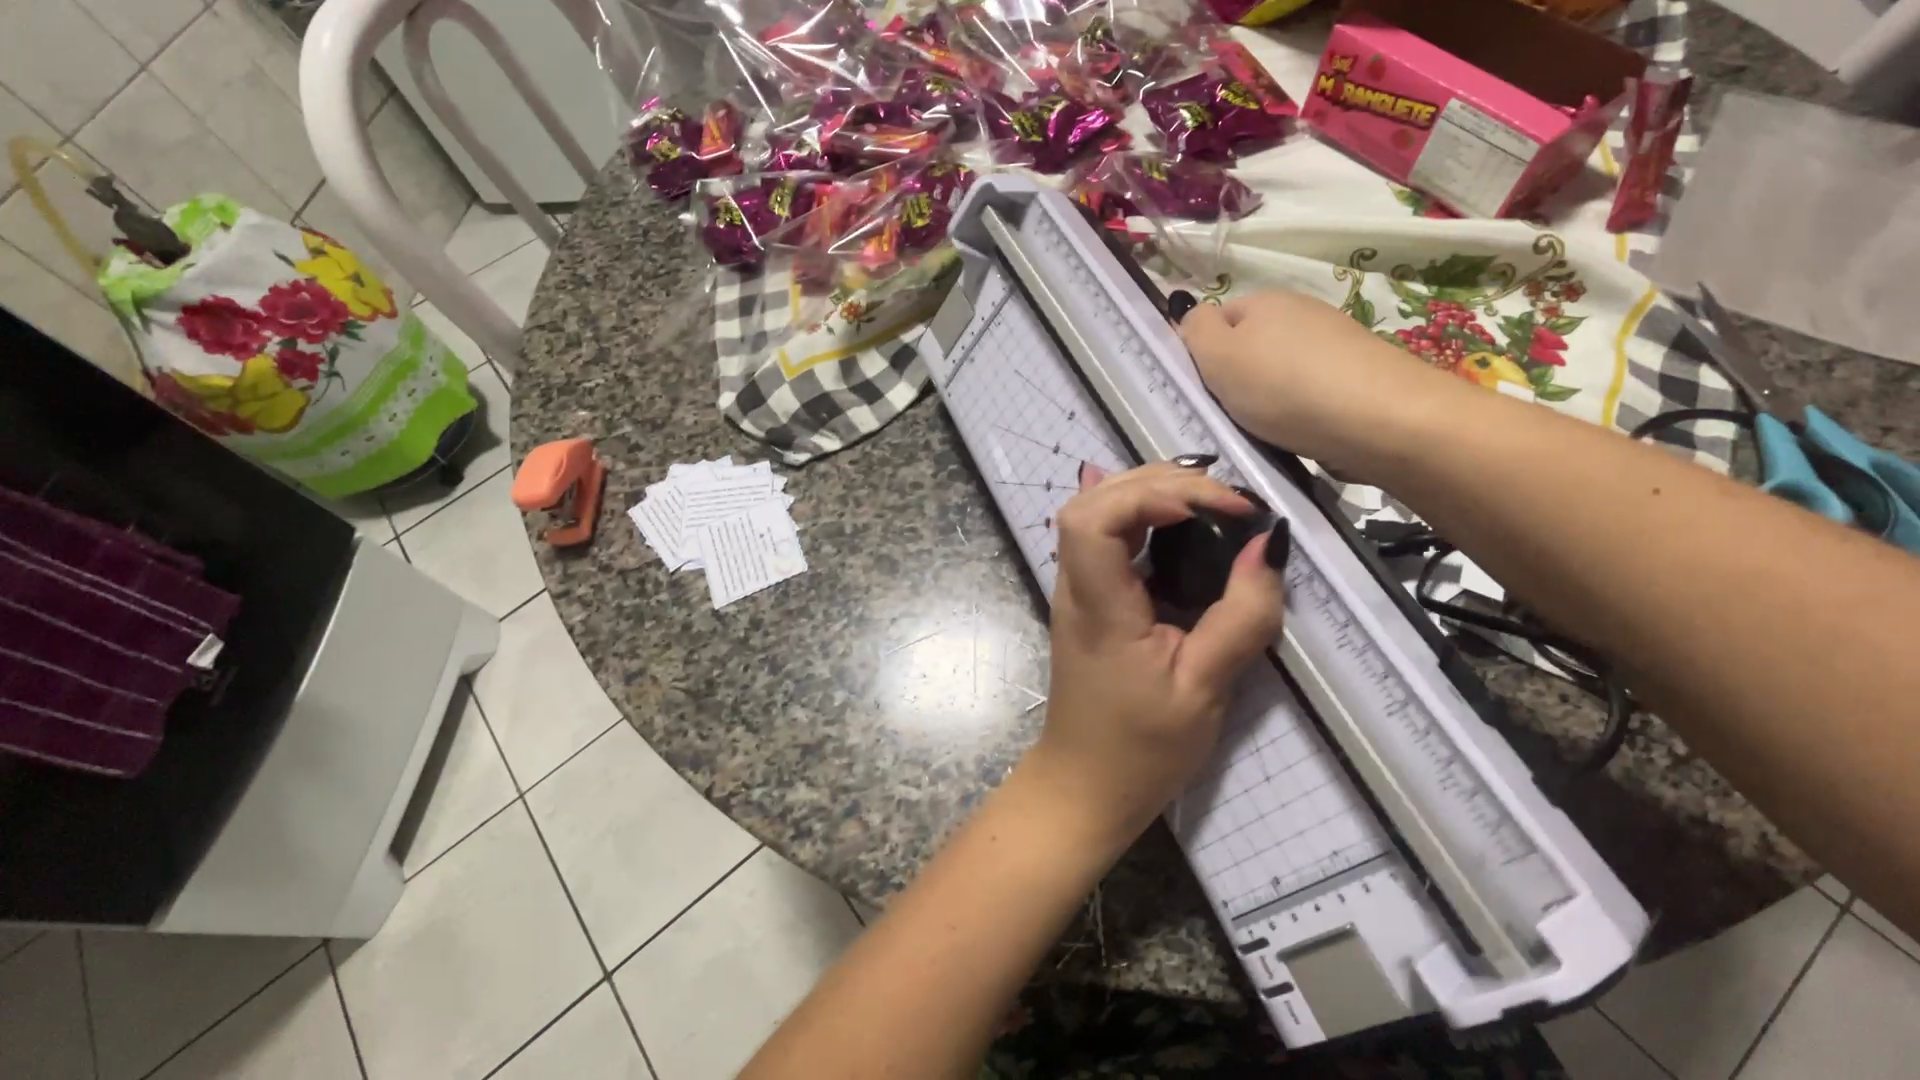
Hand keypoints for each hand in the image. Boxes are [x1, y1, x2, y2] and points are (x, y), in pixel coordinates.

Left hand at [1032, 464, 1287, 843]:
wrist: (1087, 786)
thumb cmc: (1142, 747)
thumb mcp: (1205, 688)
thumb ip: (1239, 616)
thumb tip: (1268, 545)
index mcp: (1098, 606)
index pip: (1094, 518)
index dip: (1148, 492)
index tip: (1215, 507)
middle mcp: (1076, 588)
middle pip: (1093, 502)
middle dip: (1158, 481)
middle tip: (1224, 499)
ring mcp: (1078, 592)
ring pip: (1098, 514)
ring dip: (1151, 493)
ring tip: (1211, 502)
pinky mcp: (1092, 602)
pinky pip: (1108, 539)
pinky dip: (1145, 517)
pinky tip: (1179, 521)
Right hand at [1178, 289, 1443, 467]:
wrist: (1383, 420)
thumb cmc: (1284, 387)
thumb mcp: (1219, 357)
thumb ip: (1195, 331)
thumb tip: (1192, 318)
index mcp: (1264, 300)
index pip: (1217, 318)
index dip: (1203, 353)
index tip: (1202, 390)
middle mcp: (1301, 311)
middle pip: (1251, 345)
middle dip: (1239, 378)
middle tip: (1231, 414)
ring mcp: (1335, 343)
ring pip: (1282, 371)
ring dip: (1270, 399)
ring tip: (1268, 431)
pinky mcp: (1360, 376)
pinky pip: (1313, 392)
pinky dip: (1302, 412)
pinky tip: (1303, 434)